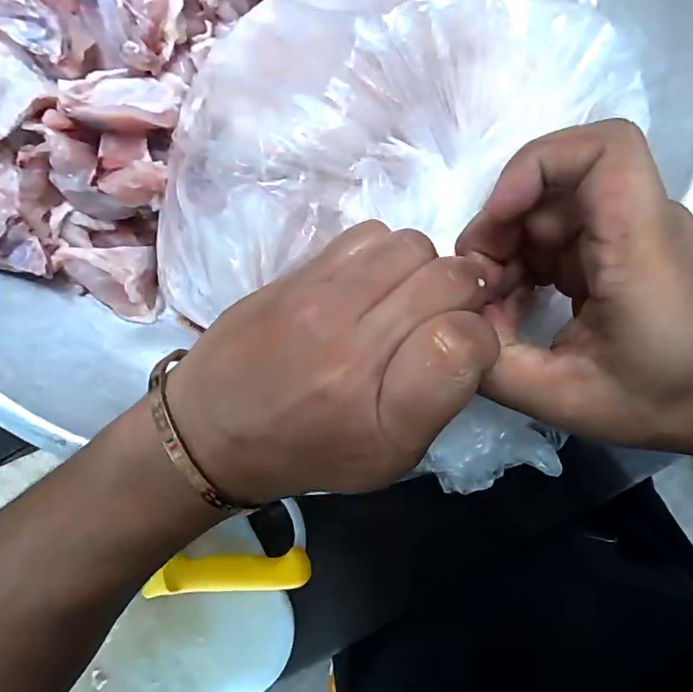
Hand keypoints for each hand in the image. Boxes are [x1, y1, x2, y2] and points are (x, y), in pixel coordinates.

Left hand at [162, 221, 499, 502]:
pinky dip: (385, 254)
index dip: (480, 338)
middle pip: (448, 278)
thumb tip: (470, 332)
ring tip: (403, 298)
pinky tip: (369, 283)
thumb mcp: (389, 457)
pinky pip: (369, 234)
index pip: (467, 339)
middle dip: (463, 295)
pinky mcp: (295, 272)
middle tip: (439, 320)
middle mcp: (351, 346)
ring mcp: (318, 299)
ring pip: (413, 246)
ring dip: (424, 269)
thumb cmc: (311, 452)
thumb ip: (439, 398)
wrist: (212, 429)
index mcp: (381, 411)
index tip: (462, 350)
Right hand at [456, 120, 692, 464]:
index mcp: (639, 244)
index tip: (501, 216)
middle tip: (476, 286)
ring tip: (491, 306)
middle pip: (557, 183)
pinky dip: (528, 264)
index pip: (606, 148)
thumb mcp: (566, 399)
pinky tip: (515, 307)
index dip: (540, 162)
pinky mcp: (621, 248)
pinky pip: (561, 236)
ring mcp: (631, 231)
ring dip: (509, 250)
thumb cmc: (662, 399)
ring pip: (551, 210)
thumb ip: (496, 368)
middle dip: (502, 226)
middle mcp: (641, 221)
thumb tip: (447, 331)